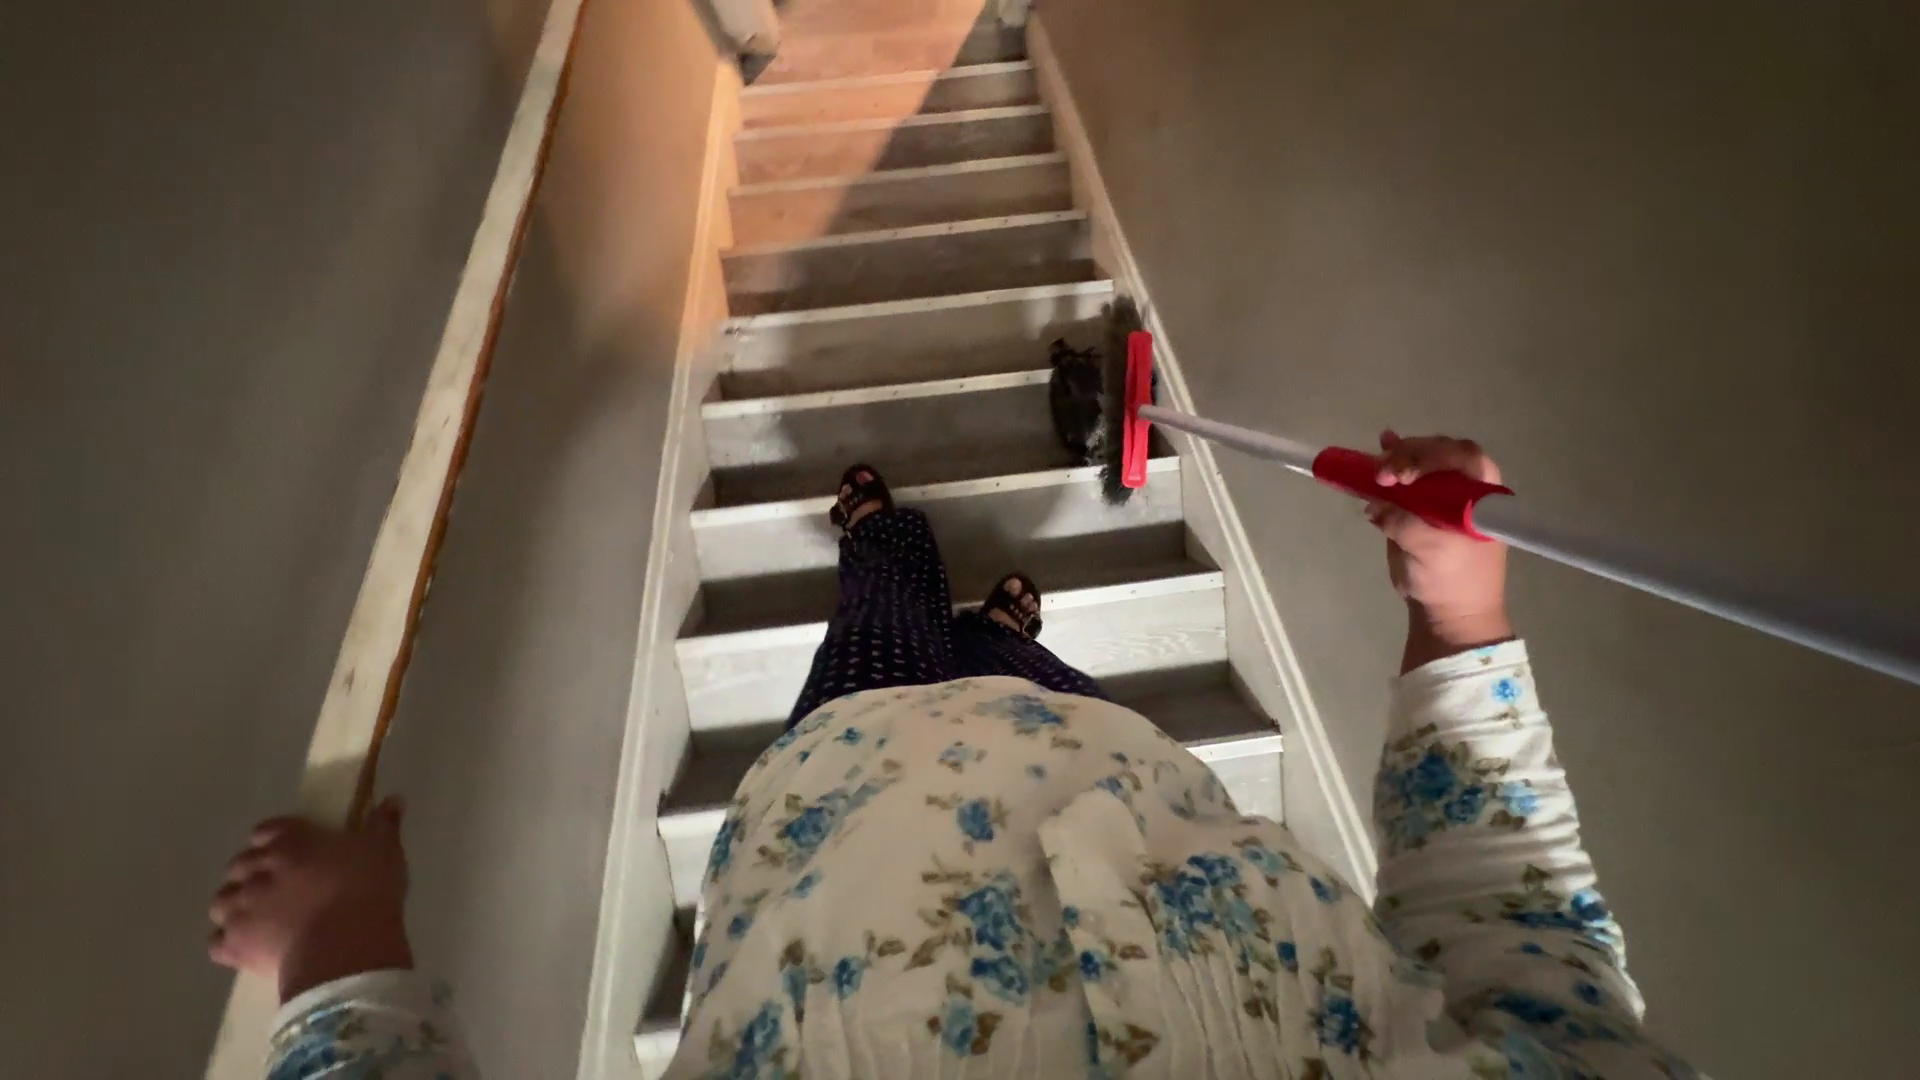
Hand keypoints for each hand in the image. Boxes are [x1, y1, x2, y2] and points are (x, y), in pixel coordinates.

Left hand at [208, 797, 412, 1002]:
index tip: (294, 840)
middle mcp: (257, 874)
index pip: (268, 829)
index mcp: (292, 844)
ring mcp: (240, 912)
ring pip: (222, 901)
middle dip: (254, 867)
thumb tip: (392, 799)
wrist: (344, 944)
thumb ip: (384, 824)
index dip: (278, 834)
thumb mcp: (386, 848)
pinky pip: (218, 941)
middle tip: (280, 875)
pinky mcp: (233, 947)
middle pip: (240, 864)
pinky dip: (229, 938)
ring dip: (236, 901)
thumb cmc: (367, 887)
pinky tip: (250, 939)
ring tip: (259, 908)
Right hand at [1366, 431, 1513, 671]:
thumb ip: (1403, 522)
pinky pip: (1403, 480)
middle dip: (1408, 455)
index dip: (1431, 456)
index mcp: (1480, 494)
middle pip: (1437, 452)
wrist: (1448, 609)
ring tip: (1375, 468)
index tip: (1403, 476)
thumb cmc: (1451, 579)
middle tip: (1384, 475)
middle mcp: (1462, 487)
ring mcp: (1438, 495)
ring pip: (1418, 462)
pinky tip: (1380, 446)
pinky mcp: (1416, 507)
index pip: (1461, 456)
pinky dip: (1390, 463)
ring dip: (1395, 458)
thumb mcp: (1430, 550)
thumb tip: (1375, 505)